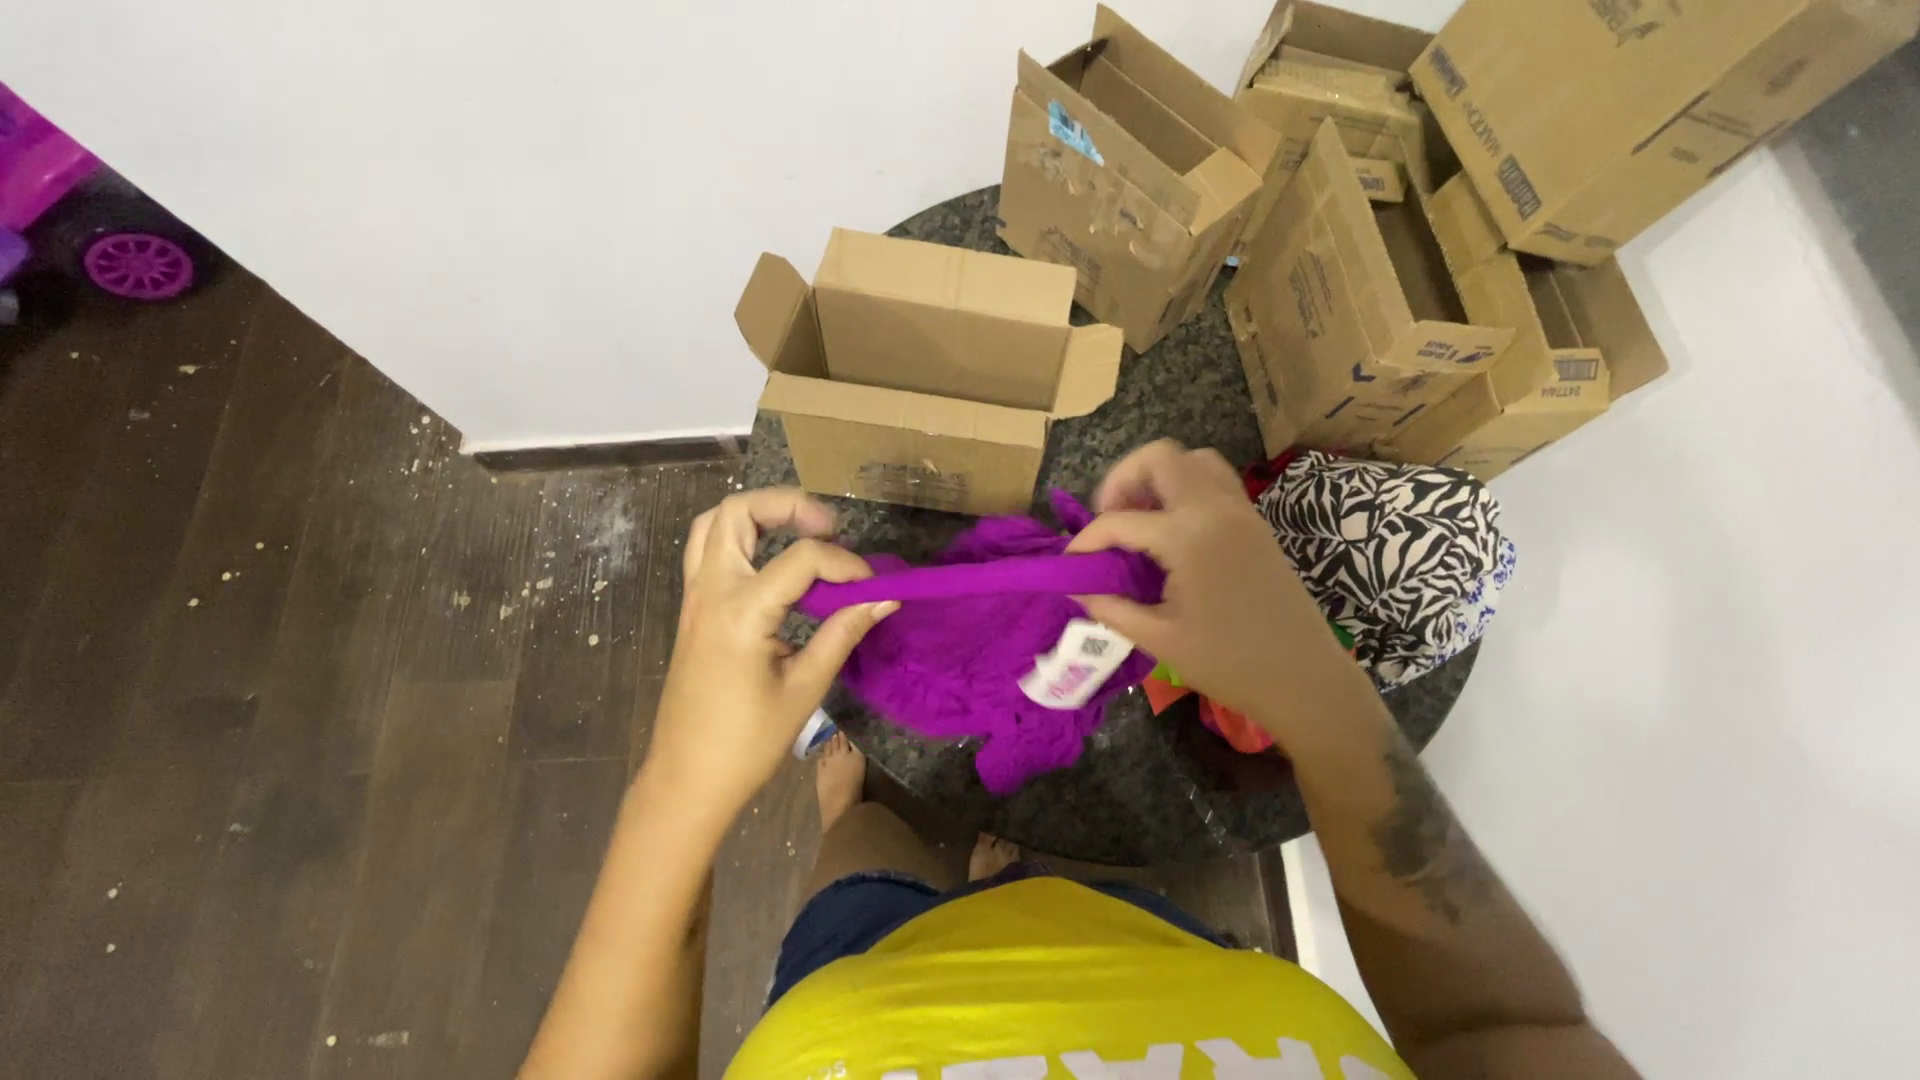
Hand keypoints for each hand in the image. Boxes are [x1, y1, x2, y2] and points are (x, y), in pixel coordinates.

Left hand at [643, 489, 895, 820]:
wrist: (687, 779)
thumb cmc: (748, 742)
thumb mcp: (805, 687)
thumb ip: (844, 632)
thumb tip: (885, 598)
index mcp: (741, 612)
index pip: (801, 558)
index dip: (846, 564)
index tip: (872, 586)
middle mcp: (710, 591)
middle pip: (738, 511)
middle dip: (788, 505)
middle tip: (828, 528)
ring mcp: (694, 597)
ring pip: (713, 523)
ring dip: (758, 515)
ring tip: (800, 533)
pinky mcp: (692, 610)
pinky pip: (707, 550)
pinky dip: (740, 538)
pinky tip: (773, 563)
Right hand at [1068, 440, 1375, 737]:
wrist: (1305, 678)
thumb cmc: (1229, 664)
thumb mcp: (1159, 640)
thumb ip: (1110, 607)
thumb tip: (1076, 586)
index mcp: (1189, 537)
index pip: (1120, 521)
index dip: (1087, 540)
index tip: (1070, 564)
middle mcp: (1216, 509)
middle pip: (1159, 457)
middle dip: (1122, 481)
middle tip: (1108, 522)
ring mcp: (1241, 511)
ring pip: (1193, 460)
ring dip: (1158, 478)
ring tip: (1140, 519)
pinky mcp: (1255, 523)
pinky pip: (1216, 481)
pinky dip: (1186, 489)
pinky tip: (1172, 532)